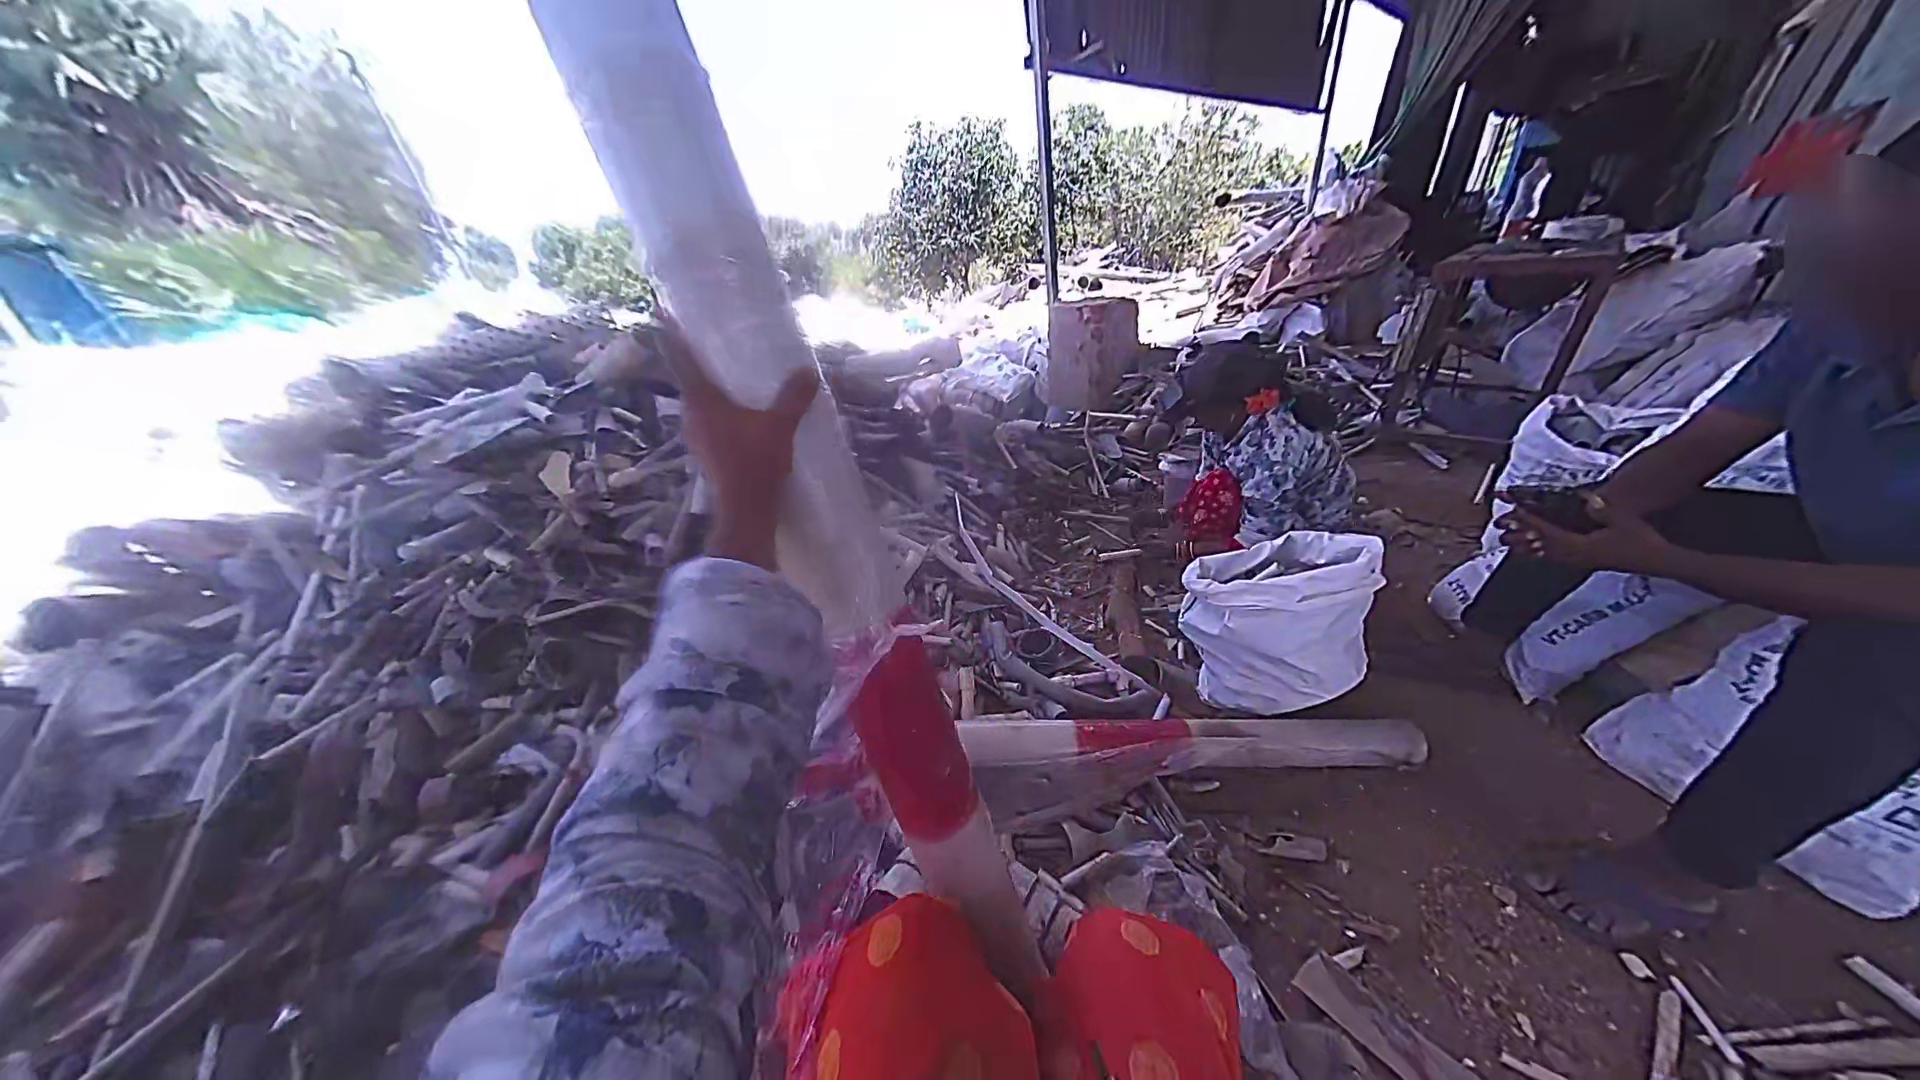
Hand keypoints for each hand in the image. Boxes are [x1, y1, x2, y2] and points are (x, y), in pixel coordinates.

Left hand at [656, 313, 818, 568]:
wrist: (747, 510)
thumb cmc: (756, 461)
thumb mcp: (780, 425)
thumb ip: (793, 397)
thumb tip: (808, 373)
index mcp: (701, 401)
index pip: (682, 359)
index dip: (673, 334)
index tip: (663, 311)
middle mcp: (691, 416)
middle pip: (691, 381)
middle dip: (700, 364)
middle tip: (714, 345)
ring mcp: (697, 437)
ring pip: (702, 405)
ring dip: (714, 392)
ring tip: (732, 380)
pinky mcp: (708, 454)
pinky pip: (712, 424)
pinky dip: (723, 413)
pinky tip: (742, 415)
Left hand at [1496, 496, 1676, 574]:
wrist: (1656, 561)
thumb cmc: (1641, 540)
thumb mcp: (1625, 522)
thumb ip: (1605, 510)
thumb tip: (1589, 498)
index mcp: (1579, 545)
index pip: (1547, 531)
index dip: (1530, 520)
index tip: (1515, 510)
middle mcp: (1572, 555)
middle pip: (1537, 543)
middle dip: (1519, 532)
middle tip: (1502, 523)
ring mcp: (1575, 561)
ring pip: (1541, 553)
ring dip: (1524, 544)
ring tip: (1507, 537)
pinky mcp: (1580, 564)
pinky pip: (1551, 558)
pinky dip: (1537, 552)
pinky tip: (1530, 550)